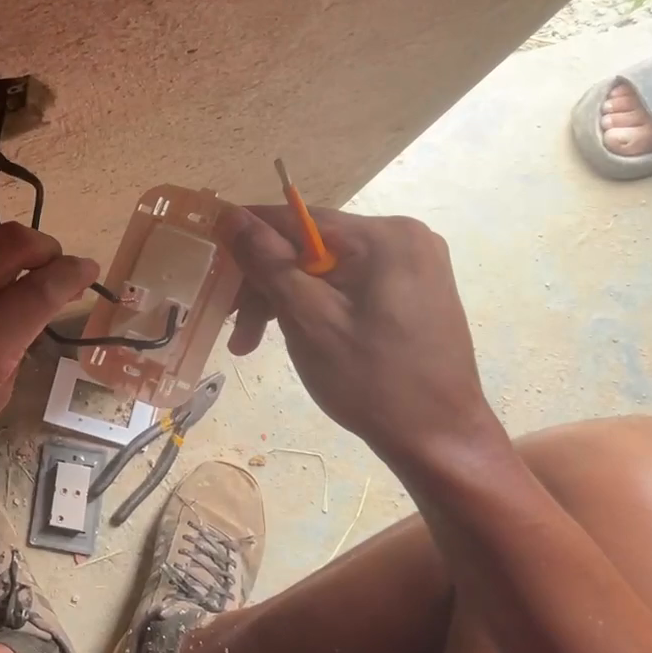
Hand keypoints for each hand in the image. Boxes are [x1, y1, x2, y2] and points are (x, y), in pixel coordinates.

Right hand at [217, 206, 504, 464]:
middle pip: (308, 246)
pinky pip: (346, 283)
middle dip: (264, 285)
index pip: (294, 219)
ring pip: (323, 267)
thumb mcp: (307, 318)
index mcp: (382, 236)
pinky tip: (296, 335)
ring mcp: (412, 263)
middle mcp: (402, 236)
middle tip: (236, 332)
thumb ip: (267, 261)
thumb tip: (230, 215)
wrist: (438, 437)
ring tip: (252, 344)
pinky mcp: (412, 289)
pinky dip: (314, 305)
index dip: (245, 242)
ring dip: (283, 300)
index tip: (213, 275)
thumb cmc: (370, 379)